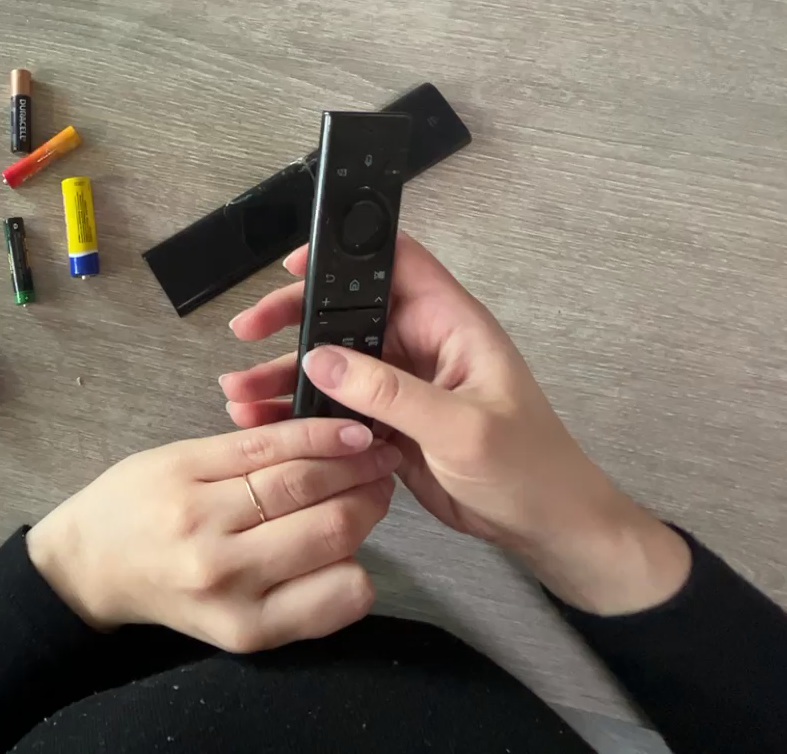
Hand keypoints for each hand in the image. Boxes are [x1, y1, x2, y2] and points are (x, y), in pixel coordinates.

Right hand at [26, 417, 402, 651]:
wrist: (93, 567)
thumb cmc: (132, 502)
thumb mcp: (175, 458)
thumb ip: (242, 448)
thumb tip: (317, 433)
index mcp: (187, 485)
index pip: (277, 453)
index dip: (329, 436)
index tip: (361, 426)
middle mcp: (210, 543)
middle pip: (311, 500)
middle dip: (359, 472)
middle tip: (377, 457)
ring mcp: (232, 596)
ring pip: (330, 546)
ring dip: (364, 514)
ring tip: (369, 494)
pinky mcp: (249, 636)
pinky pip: (330, 605)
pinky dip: (353, 572)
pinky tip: (346, 551)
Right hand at [220, 234, 689, 614]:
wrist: (547, 533)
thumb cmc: (531, 470)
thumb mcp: (462, 427)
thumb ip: (390, 392)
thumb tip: (318, 358)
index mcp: (448, 324)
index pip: (396, 263)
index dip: (347, 252)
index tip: (294, 264)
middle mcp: (417, 344)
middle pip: (342, 311)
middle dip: (290, 319)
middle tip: (246, 331)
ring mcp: (397, 382)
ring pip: (328, 361)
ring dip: (283, 372)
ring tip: (239, 390)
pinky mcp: (383, 418)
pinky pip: (331, 403)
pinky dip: (296, 410)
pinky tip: (263, 420)